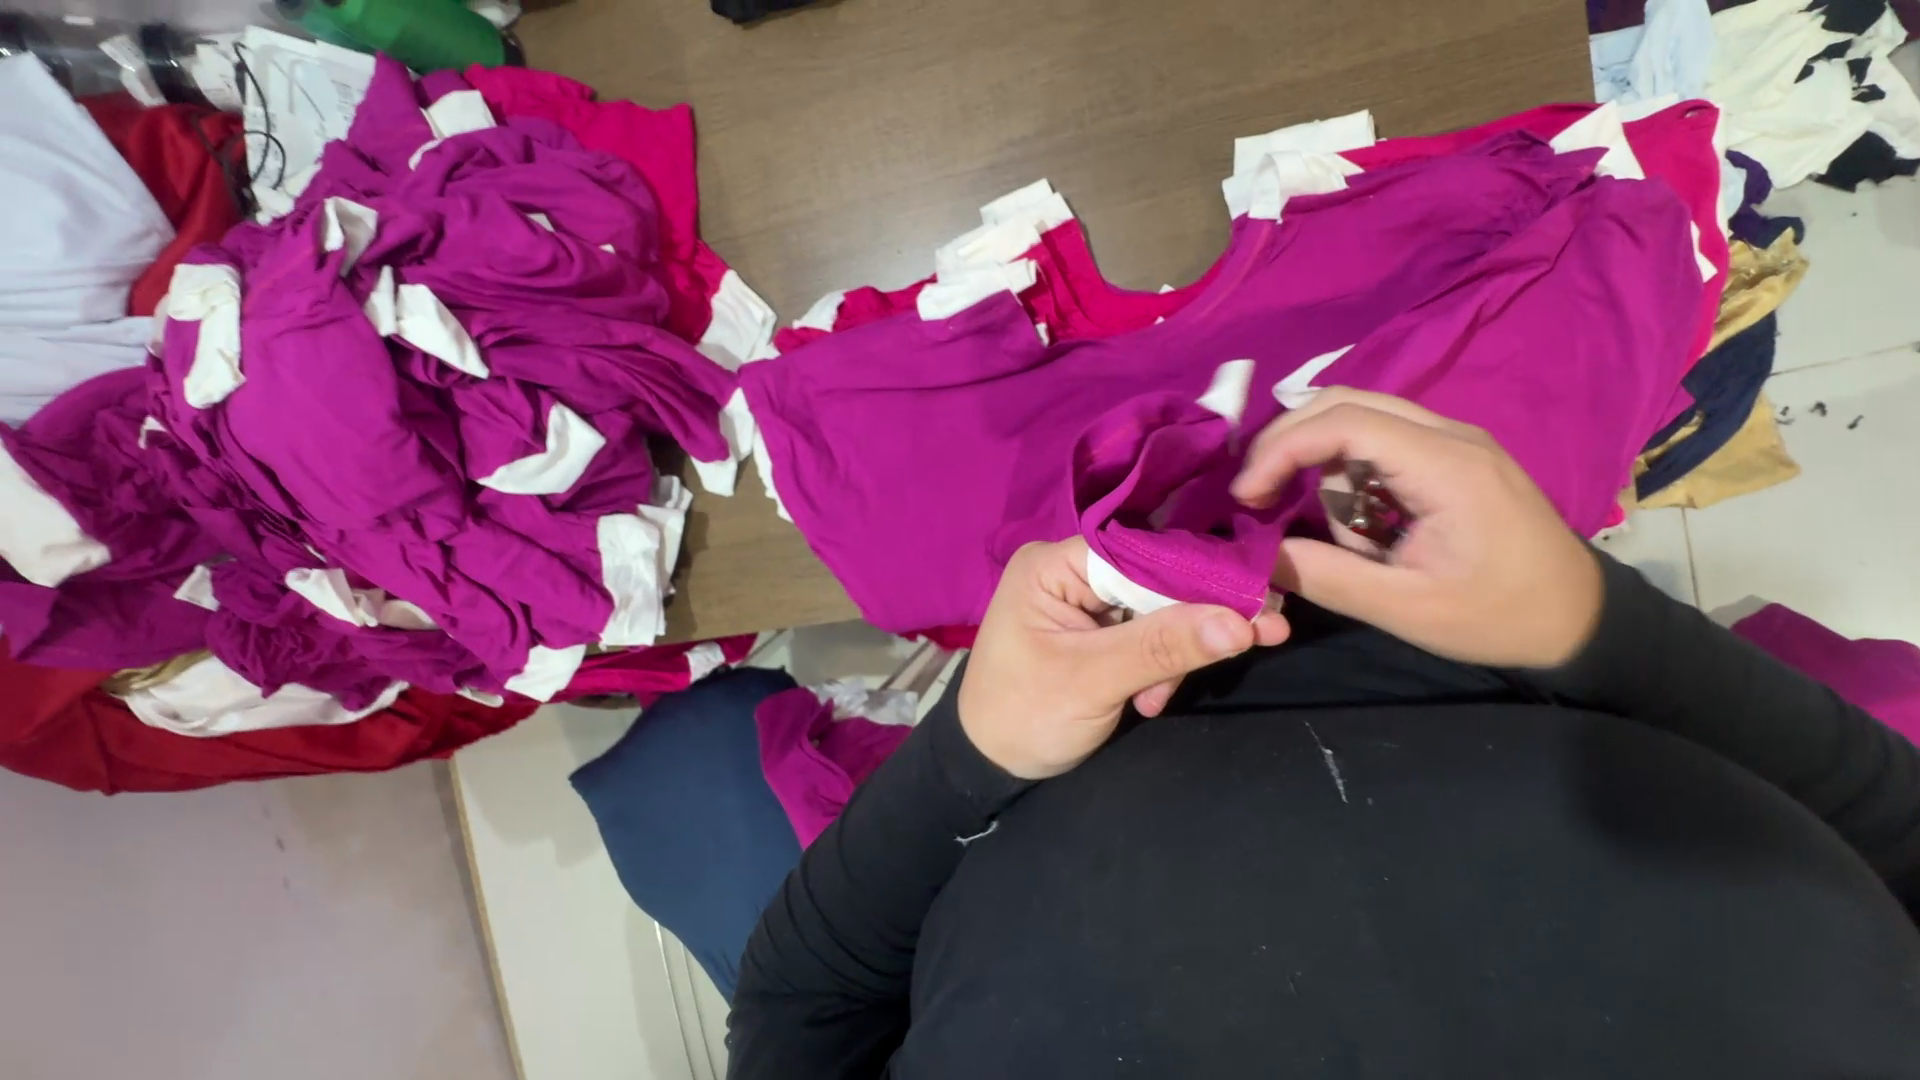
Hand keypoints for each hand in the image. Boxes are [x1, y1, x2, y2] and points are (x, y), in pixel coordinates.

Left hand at [957, 538, 1289, 779]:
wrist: (988, 765)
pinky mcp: (1093, 631)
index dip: (1200, 578)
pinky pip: (1144, 634)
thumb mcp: (1092, 682)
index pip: (1140, 555)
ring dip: (1173, 652)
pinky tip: (1148, 700)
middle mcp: (1067, 571)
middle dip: (1194, 620)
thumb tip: (1240, 621)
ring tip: (1159, 698)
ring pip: (1155, 610)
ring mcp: (1080, 601)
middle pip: (1152, 580)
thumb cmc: (1025, 717)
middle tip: (1261, 636)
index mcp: (1052, 566)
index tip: (1258, 603)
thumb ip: (1162, 648)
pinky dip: (1157, 665)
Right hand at [1230, 388, 1603, 668]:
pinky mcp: (1449, 455)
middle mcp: (1449, 435)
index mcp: (1445, 466)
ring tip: (1337, 533)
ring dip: (1320, 464)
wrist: (1580, 621)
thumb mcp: (1405, 609)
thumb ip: (1325, 577)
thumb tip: (1257, 555)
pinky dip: (1347, 473)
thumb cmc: (1497, 616)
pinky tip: (1361, 523)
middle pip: (1344, 403)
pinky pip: (1377, 443)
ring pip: (1357, 418)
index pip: (1344, 423)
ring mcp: (1452, 440)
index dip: (1281, 450)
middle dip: (1287, 444)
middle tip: (1257, 495)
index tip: (1248, 496)